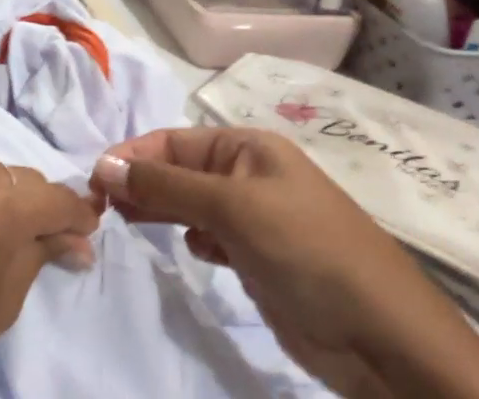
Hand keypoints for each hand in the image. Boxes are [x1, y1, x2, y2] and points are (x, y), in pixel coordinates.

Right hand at [92, 128, 478, 398]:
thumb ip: (165, 185)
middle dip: (141, 183)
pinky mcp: (259, 257)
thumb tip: (103, 166)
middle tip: (102, 206)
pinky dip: (192, 238)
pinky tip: (194, 251)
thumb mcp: (232, 208)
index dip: (131, 156)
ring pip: (189, 203)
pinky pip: (209, 235)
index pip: (172, 141)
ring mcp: (257, 217)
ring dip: (159, 210)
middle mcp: (250, 175)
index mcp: (249, 148)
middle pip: (178, 169)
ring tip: (128, 224)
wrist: (384, 338)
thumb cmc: (306, 252)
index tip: (93, 182)